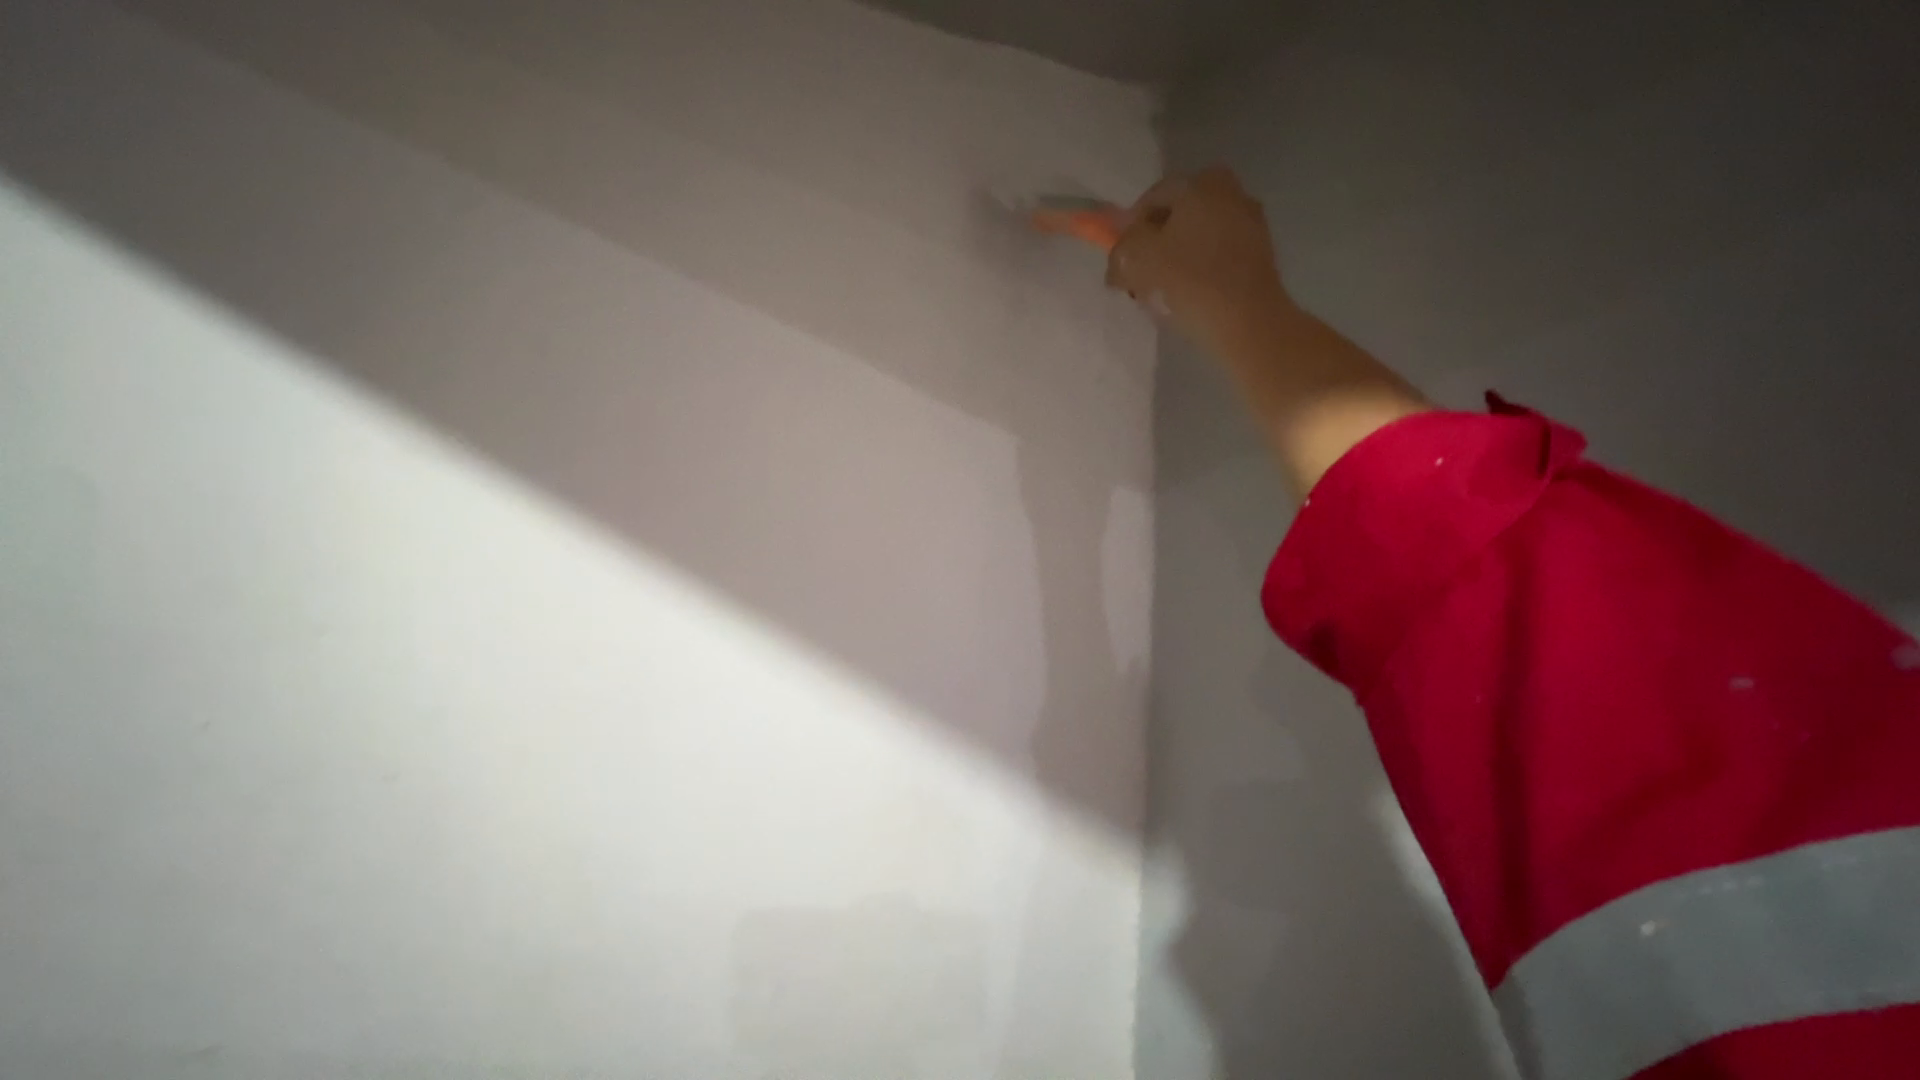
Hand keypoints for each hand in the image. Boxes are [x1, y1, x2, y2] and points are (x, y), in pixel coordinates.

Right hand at [1105, 166, 1294, 351]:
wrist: (1247, 321)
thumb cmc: (1188, 280)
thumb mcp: (1135, 261)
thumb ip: (1120, 251)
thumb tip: (1119, 261)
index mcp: (1199, 183)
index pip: (1152, 198)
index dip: (1130, 228)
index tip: (1122, 257)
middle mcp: (1229, 192)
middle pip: (1179, 215)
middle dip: (1158, 240)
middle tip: (1142, 271)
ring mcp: (1251, 222)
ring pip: (1200, 235)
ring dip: (1179, 255)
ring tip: (1163, 288)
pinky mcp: (1262, 254)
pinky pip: (1220, 254)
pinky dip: (1202, 268)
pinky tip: (1191, 294)